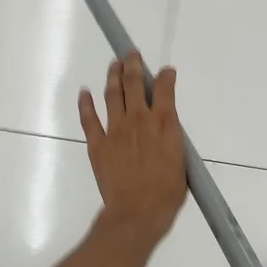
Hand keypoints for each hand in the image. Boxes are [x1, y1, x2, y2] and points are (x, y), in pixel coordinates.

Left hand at [78, 52, 186, 246]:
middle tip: (132, 53)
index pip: (166, 90)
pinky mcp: (98, 143)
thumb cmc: (167, 193)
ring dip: (113, 76)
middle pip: (134, 84)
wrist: (137, 212)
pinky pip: (89, 118)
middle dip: (133, 64)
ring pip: (113, 94)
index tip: (166, 71)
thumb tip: (167, 129)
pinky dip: (86, 103)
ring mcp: (115, 130)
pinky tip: (85, 92)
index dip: (166, 76)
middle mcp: (140, 119)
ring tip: (114, 64)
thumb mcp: (182, 162)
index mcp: (165, 124)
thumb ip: (172, 140)